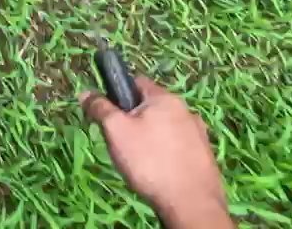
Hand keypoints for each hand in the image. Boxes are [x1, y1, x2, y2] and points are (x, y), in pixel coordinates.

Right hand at [80, 76, 231, 228]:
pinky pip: (178, 148)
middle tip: (122, 141)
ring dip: (151, 138)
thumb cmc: (150, 162)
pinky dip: (166, 155)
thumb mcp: (115, 130)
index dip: (118, 95)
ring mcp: (200, 137)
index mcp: (166, 98)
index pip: (135, 82)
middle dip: (134, 121)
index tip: (110, 115)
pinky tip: (159, 172)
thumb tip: (85, 93)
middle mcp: (187, 112)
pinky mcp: (206, 160)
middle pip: (150, 107)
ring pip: (164, 129)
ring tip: (140, 161)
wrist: (193, 209)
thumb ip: (99, 107)